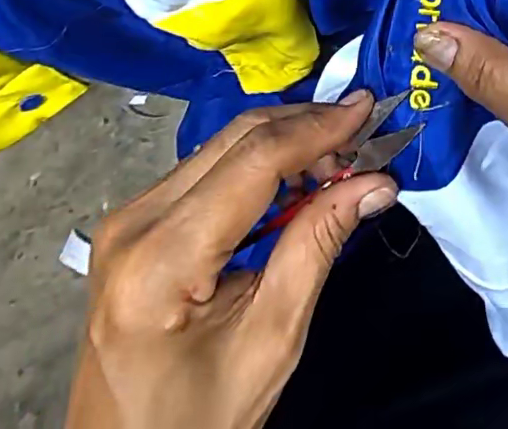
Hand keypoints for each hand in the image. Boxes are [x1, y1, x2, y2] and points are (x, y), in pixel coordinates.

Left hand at [65, 97, 398, 428]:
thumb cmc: (201, 412)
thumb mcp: (274, 334)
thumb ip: (321, 242)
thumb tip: (377, 181)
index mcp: (162, 259)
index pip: (256, 160)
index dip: (319, 127)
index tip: (369, 109)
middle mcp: (135, 223)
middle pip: (240, 138)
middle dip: (310, 126)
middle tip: (364, 139)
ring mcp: (131, 219)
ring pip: (228, 142)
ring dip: (291, 140)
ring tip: (338, 166)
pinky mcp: (139, 222)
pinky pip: (214, 163)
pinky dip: (266, 159)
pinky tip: (298, 180)